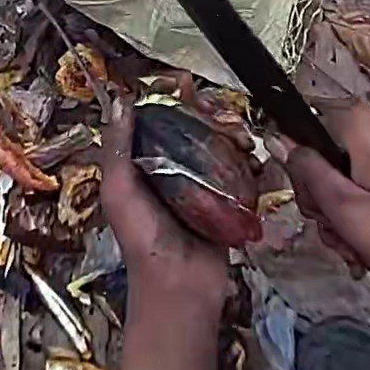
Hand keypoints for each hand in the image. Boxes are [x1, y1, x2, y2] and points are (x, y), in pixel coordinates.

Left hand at [100, 102, 230, 315]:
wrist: (178, 287)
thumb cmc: (142, 236)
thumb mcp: (118, 188)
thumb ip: (117, 145)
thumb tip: (120, 99)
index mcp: (143, 162)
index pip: (158, 120)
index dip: (171, 99)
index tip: (186, 82)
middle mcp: (172, 168)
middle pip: (191, 128)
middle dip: (206, 114)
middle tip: (218, 110)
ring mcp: (200, 183)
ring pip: (216, 145)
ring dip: (229, 133)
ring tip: (239, 133)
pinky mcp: (225, 200)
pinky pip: (236, 171)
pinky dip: (245, 159)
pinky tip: (252, 151)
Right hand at [285, 101, 369, 314]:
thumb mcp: (348, 212)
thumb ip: (307, 172)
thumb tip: (276, 138)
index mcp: (355, 122)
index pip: (297, 123)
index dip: (295, 163)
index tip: (311, 201)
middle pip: (317, 153)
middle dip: (321, 199)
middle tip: (338, 231)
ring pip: (338, 177)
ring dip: (340, 216)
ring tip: (360, 249)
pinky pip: (363, 189)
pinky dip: (362, 219)